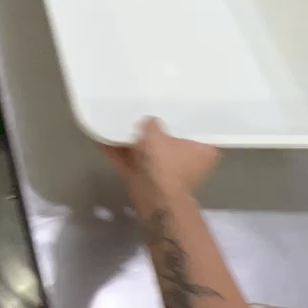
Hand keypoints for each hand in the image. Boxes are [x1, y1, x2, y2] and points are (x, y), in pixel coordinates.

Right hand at [103, 118, 220, 206]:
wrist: (153, 198)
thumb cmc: (164, 162)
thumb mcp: (156, 133)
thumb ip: (152, 123)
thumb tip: (151, 122)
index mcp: (203, 151)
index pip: (197, 131)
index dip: (183, 121)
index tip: (170, 109)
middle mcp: (188, 163)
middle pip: (170, 143)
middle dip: (154, 133)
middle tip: (140, 114)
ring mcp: (168, 173)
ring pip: (150, 153)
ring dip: (135, 143)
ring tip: (117, 122)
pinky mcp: (150, 181)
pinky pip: (135, 162)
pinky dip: (121, 154)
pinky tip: (104, 140)